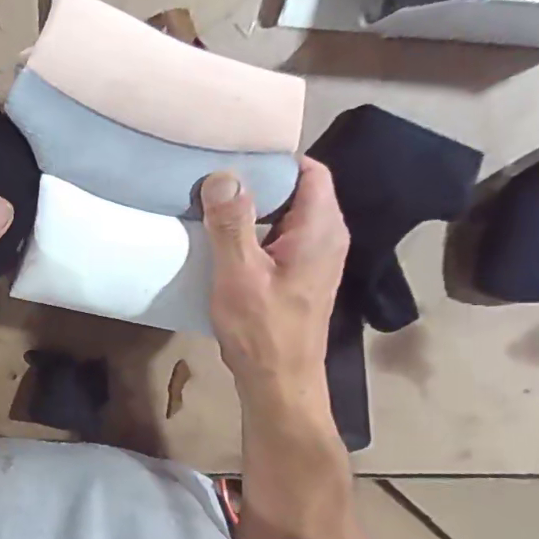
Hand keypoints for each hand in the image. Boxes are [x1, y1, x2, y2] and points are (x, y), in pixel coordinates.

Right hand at [201, 157, 347, 398]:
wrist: (278, 381)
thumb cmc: (262, 329)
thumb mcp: (239, 273)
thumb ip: (232, 223)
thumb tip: (223, 175)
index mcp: (321, 229)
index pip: (310, 172)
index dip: (276, 160)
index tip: (234, 157)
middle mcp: (327, 237)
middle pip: (298, 190)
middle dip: (258, 181)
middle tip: (213, 178)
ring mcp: (315, 258)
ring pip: (286, 214)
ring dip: (253, 207)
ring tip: (212, 203)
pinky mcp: (300, 275)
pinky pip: (280, 236)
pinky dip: (255, 229)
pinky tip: (223, 237)